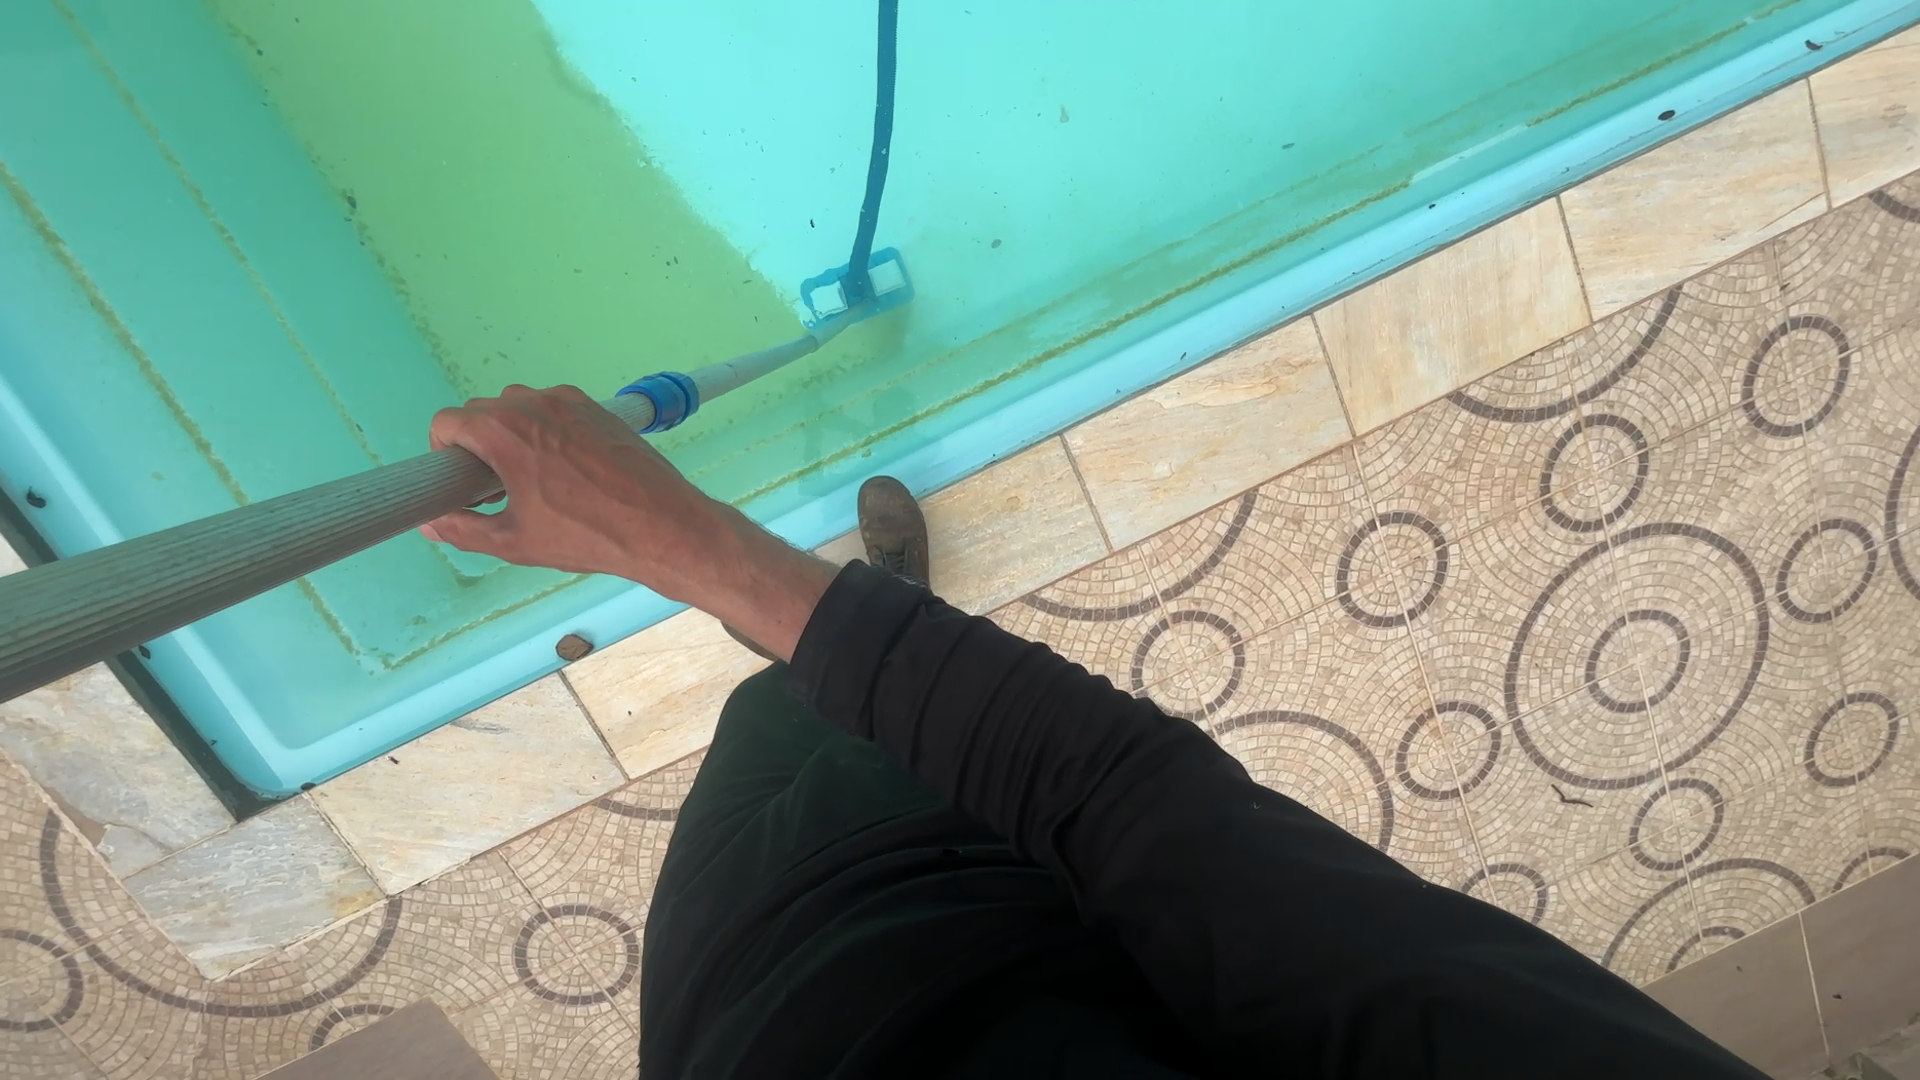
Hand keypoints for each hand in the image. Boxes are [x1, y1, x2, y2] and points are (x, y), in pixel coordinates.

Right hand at [421, 385, 835, 658]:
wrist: (664, 525)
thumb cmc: (590, 534)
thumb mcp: (515, 541)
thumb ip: (464, 529)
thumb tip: (433, 523)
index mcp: (506, 430)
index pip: (448, 422)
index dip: (445, 453)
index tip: (460, 481)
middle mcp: (539, 404)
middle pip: (486, 412)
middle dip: (480, 445)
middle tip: (496, 485)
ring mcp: (575, 404)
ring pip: (525, 407)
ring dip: (517, 434)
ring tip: (533, 477)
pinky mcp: (604, 412)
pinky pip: (561, 410)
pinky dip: (552, 429)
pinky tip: (568, 467)